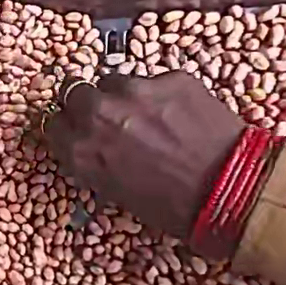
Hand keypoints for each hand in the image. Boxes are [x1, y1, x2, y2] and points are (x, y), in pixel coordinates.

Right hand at [44, 72, 242, 239]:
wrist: (232, 191)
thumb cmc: (171, 207)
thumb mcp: (116, 190)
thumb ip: (94, 159)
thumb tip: (92, 143)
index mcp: (82, 151)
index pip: (53, 124)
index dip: (67, 126)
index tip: (77, 130)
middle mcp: (99, 115)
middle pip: (74, 91)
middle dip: (87, 102)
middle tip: (108, 116)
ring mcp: (135, 91)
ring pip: (115, 81)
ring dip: (124, 95)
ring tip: (149, 116)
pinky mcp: (170, 77)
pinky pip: (154, 80)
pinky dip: (161, 94)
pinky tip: (179, 115)